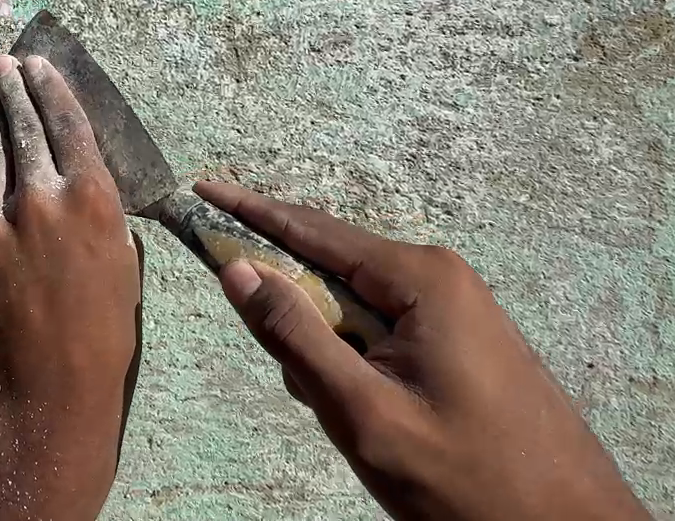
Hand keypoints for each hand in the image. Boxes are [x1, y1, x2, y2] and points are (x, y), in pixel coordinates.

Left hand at [0, 55, 141, 520]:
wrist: (47, 386)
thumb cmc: (103, 328)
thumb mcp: (120, 257)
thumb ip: (96, 208)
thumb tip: (74, 173)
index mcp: (94, 199)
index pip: (69, 126)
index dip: (54, 90)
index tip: (41, 66)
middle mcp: (44, 197)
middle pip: (27, 127)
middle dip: (17, 89)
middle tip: (8, 62)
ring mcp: (0, 216)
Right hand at [197, 181, 650, 520]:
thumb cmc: (473, 487)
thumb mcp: (366, 416)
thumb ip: (294, 335)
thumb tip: (236, 266)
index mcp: (419, 278)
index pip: (308, 229)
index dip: (247, 209)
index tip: (200, 187)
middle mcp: (437, 276)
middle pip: (329, 266)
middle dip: (294, 306)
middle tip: (297, 374)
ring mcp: (455, 307)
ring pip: (352, 304)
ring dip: (329, 346)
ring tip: (352, 415)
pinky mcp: (461, 338)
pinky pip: (381, 326)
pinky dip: (356, 357)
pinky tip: (373, 410)